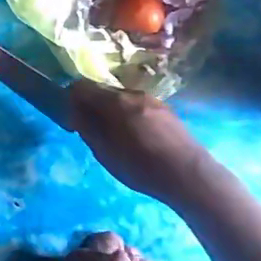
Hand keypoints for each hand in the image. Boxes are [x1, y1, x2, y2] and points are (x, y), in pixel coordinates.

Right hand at [69, 82, 217, 202]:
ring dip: (111, 111)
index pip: (82, 86)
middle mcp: (133, 93)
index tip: (71, 117)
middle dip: (92, 105)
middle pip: (103, 91)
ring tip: (115, 136)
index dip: (72, 99)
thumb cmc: (141, 166)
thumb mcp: (105, 152)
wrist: (189, 174)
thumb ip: (87, 128)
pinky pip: (138, 106)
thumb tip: (75, 112)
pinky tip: (135, 137)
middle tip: (91, 129)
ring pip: (122, 98)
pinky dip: (128, 115)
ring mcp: (152, 99)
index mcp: (114, 101)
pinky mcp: (166, 110)